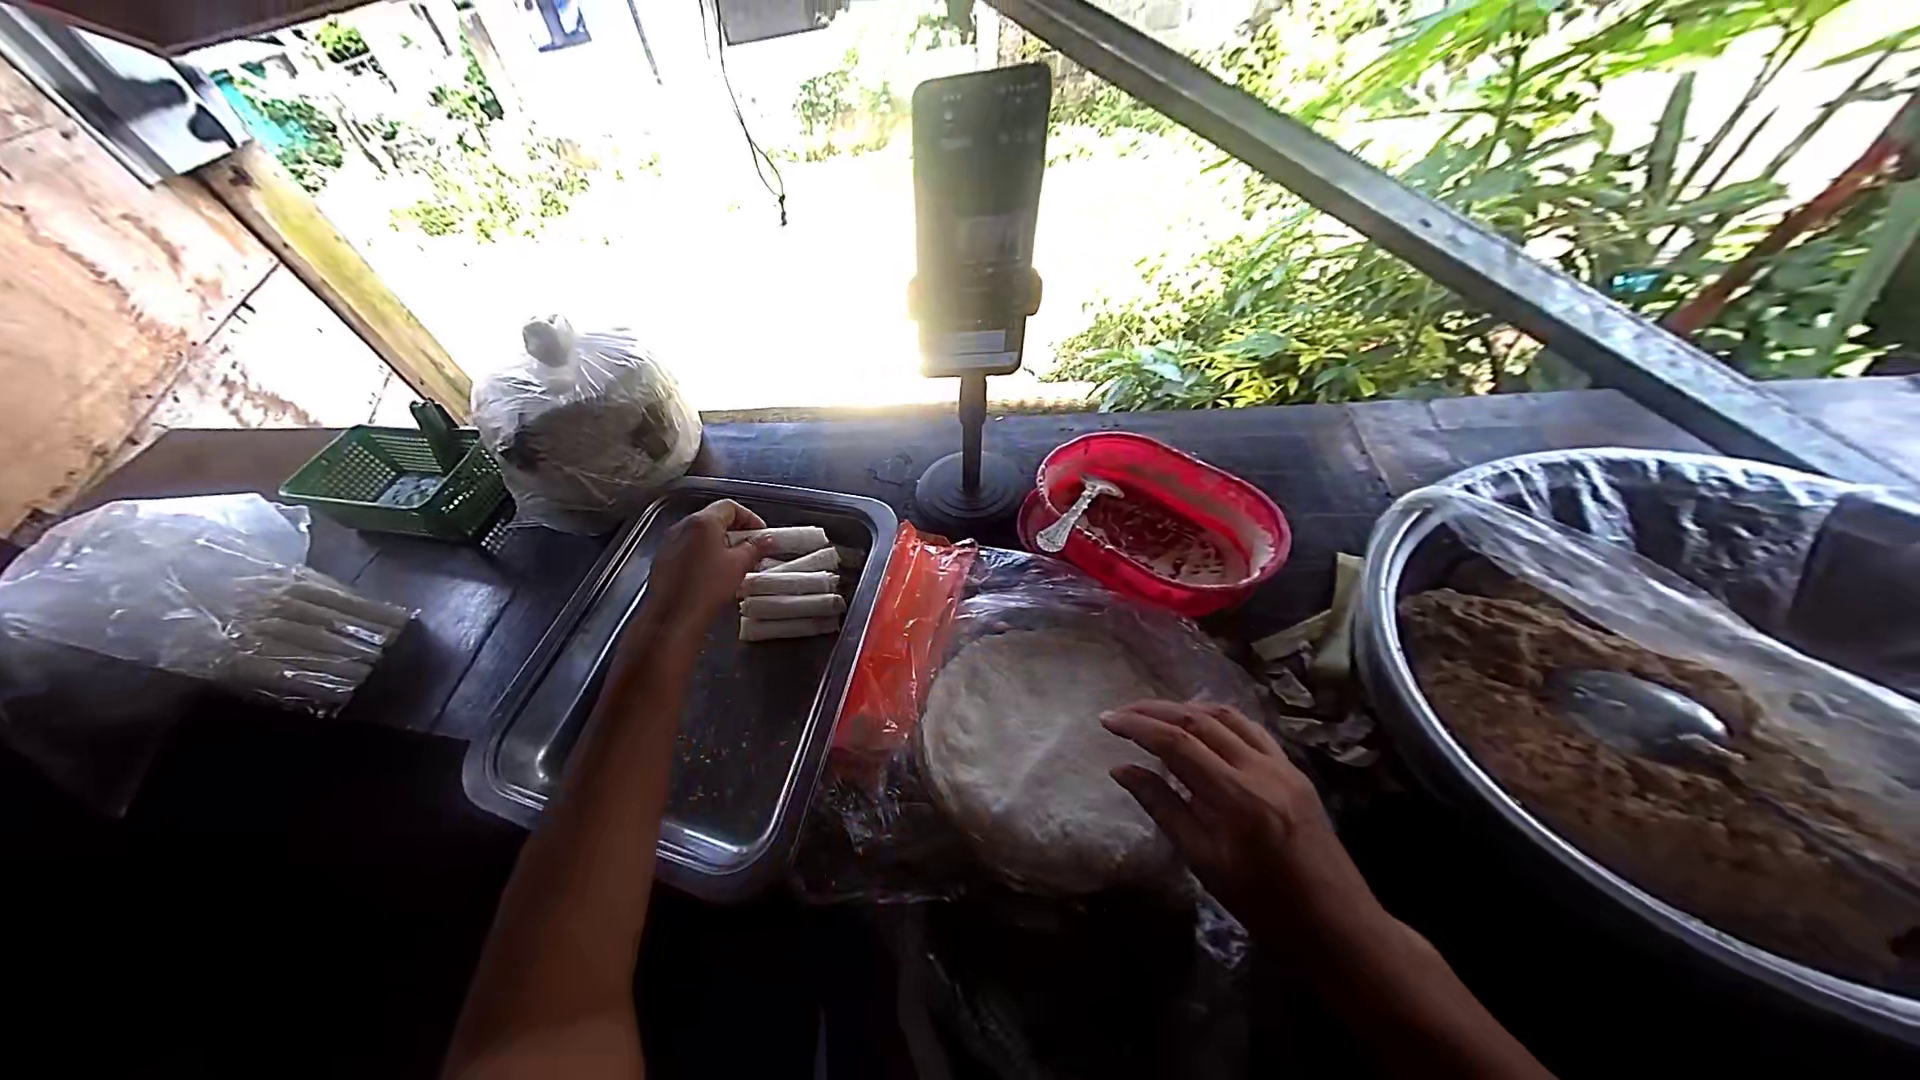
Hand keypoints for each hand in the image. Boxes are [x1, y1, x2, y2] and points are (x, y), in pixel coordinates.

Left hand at [639, 500, 768, 641]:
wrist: (673, 618)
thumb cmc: (706, 588)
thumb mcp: (739, 565)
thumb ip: (755, 547)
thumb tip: (766, 539)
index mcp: (702, 522)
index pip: (730, 507)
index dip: (750, 518)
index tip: (761, 534)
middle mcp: (682, 527)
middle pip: (714, 519)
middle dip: (736, 532)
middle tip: (752, 549)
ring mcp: (669, 543)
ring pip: (700, 535)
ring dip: (720, 544)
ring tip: (735, 564)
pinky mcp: (663, 561)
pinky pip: (688, 549)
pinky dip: (705, 555)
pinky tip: (714, 574)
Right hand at [1102, 701, 1380, 940]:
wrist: (1338, 927)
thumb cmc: (1264, 906)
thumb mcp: (1203, 861)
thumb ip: (1161, 807)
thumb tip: (1120, 769)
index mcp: (1236, 798)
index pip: (1176, 744)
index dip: (1137, 727)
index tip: (1106, 721)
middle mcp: (1260, 770)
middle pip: (1198, 721)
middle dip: (1153, 711)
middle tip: (1120, 713)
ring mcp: (1282, 766)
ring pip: (1226, 717)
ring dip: (1184, 708)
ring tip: (1152, 714)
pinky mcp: (1294, 770)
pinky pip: (1251, 729)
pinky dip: (1217, 718)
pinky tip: (1199, 724)